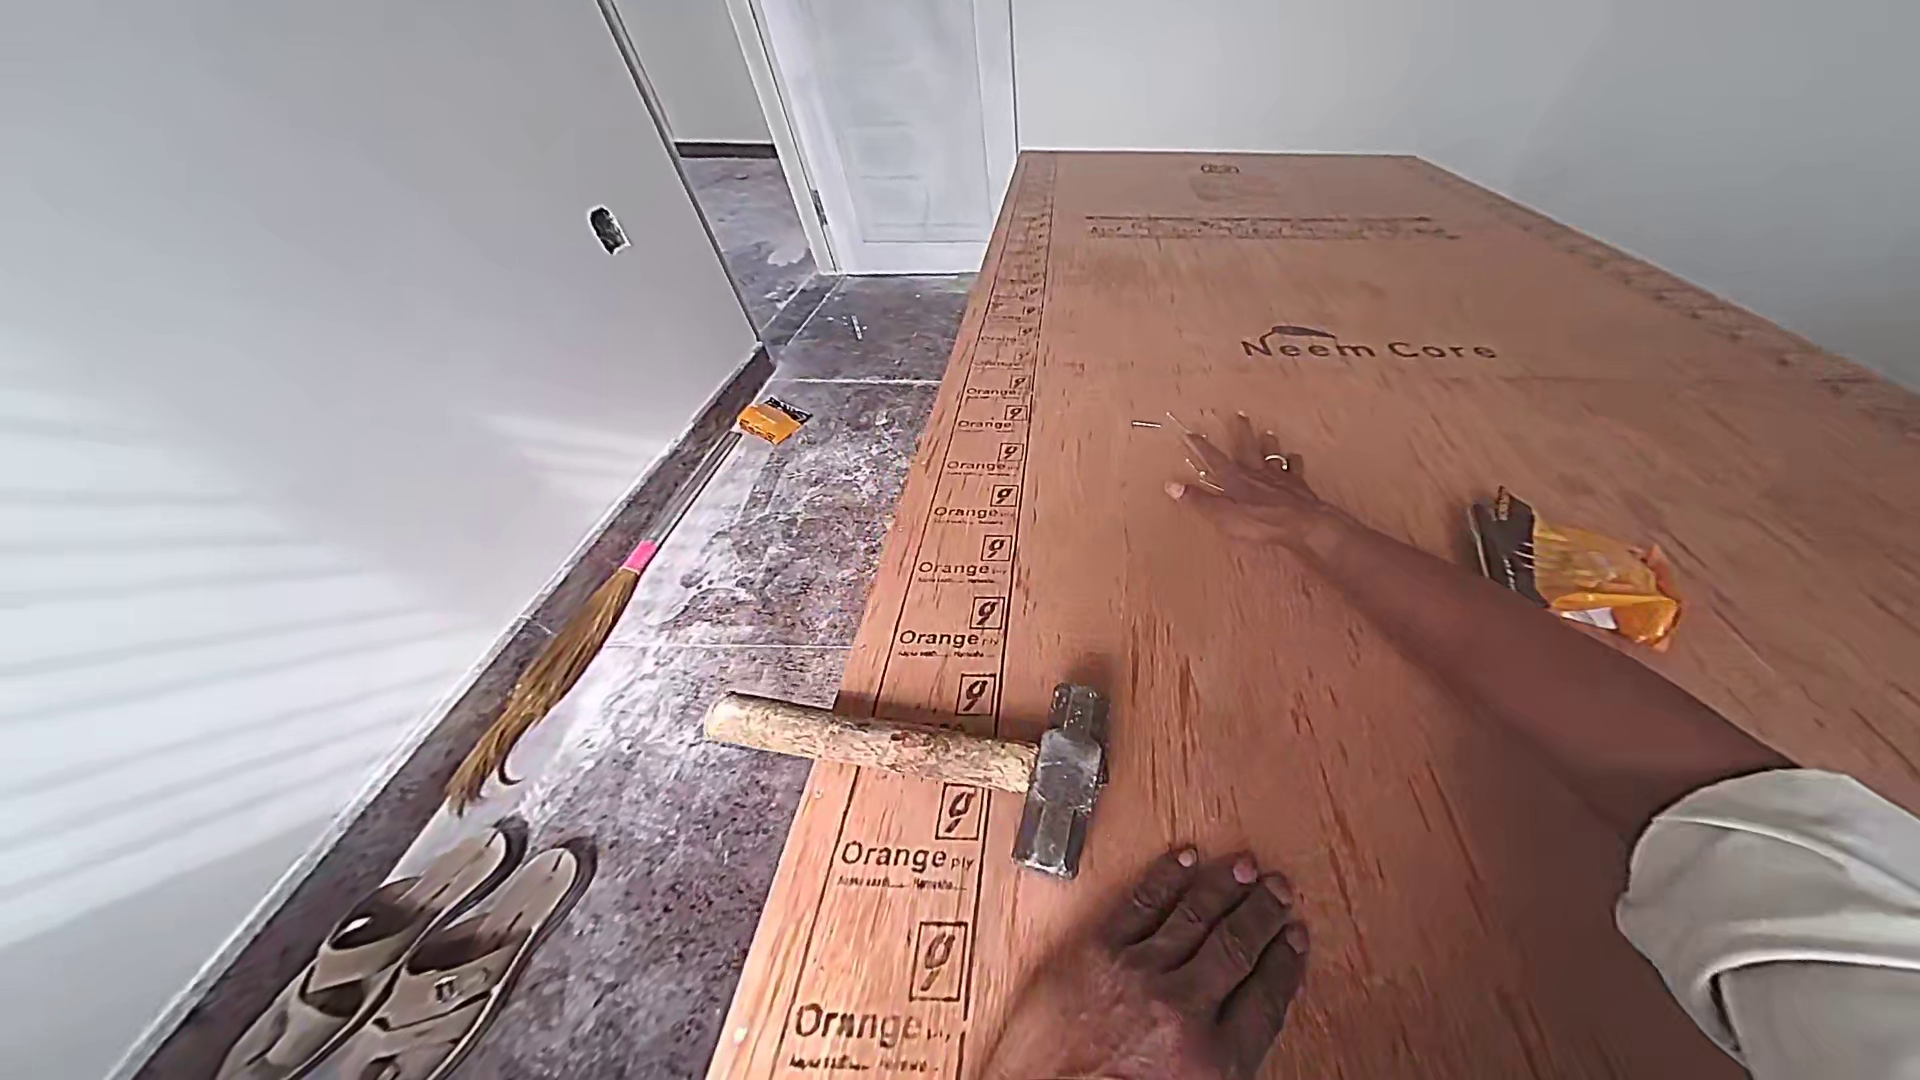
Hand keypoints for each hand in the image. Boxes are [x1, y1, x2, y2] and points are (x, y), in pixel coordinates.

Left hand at [981, 849, 1307, 1079]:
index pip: (1266, 998)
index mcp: (1213, 1063)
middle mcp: (1182, 1010)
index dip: (1285, 962)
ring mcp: (1139, 971)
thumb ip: (1225, 1060)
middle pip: (1236, 947)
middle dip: (1262, 913)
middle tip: (1278, 887)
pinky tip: (1187, 859)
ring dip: (1224, 886)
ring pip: (1194, 916)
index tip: (1296, 934)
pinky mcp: (1099, 948)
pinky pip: (1142, 902)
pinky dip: (1167, 877)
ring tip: (1245, 866)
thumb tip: (1251, 1014)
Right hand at [1164, 414, 1342, 549]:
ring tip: (1267, 433)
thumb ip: (1198, 500)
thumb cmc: (1260, 521)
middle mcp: (1256, 472)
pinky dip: (1293, 461)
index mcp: (1236, 479)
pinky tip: (1294, 459)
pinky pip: (1294, 468)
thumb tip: (1171, 485)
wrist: (1303, 524)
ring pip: (1272, 454)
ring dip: (1268, 444)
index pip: (1214, 459)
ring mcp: (1278, 477)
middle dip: (1241, 432)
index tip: (1192, 434)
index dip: (1202, 447)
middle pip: (1247, 447)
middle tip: (1240, 415)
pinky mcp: (1297, 486)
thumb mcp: (1222, 514)